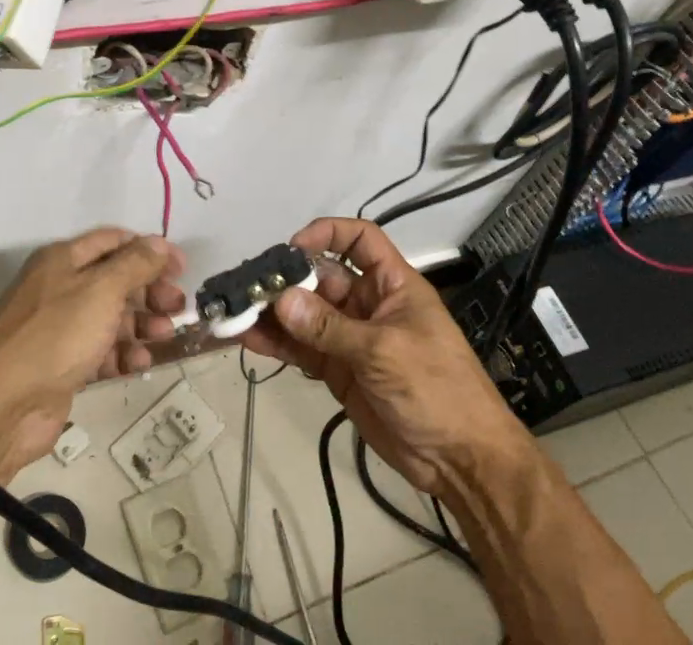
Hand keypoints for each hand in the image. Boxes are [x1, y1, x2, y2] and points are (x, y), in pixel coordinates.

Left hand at [0, 229, 185, 480]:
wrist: (1, 405)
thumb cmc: (54, 336)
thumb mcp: (100, 291)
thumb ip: (135, 264)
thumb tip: (159, 243)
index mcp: (63, 260)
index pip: (114, 242)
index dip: (149, 250)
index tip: (181, 269)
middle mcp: (60, 288)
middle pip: (116, 280)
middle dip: (150, 292)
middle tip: (177, 308)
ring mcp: (61, 329)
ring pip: (112, 318)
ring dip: (142, 325)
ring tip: (163, 337)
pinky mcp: (63, 365)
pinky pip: (101, 352)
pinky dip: (123, 355)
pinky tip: (138, 364)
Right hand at [239, 218, 532, 498]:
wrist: (459, 458)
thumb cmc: (435, 388)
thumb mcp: (384, 352)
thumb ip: (329, 327)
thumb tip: (281, 299)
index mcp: (394, 285)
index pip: (360, 241)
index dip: (327, 234)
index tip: (291, 247)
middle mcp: (369, 305)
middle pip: (321, 279)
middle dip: (285, 280)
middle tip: (245, 287)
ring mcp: (351, 339)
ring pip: (305, 315)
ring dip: (272, 313)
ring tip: (234, 312)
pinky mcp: (337, 371)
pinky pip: (301, 349)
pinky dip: (275, 344)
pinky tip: (245, 339)